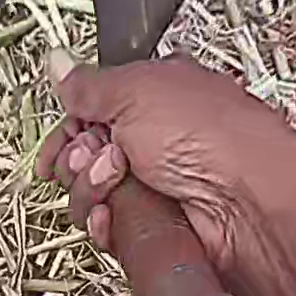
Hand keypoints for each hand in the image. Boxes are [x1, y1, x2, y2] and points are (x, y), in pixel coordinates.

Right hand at [36, 53, 295, 295]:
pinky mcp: (148, 229)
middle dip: (79, 163)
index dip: (64, 138)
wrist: (243, 203)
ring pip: (87, 201)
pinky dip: (103, 226)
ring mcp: (148, 190)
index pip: (86, 119)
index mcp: (149, 100)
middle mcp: (147, 145)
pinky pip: (105, 232)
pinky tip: (112, 220)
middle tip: (103, 159)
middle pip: (81, 162)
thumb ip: (88, 86)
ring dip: (89, 193)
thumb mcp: (137, 91)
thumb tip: (56, 63)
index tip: (52, 156)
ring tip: (117, 183)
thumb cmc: (206, 136)